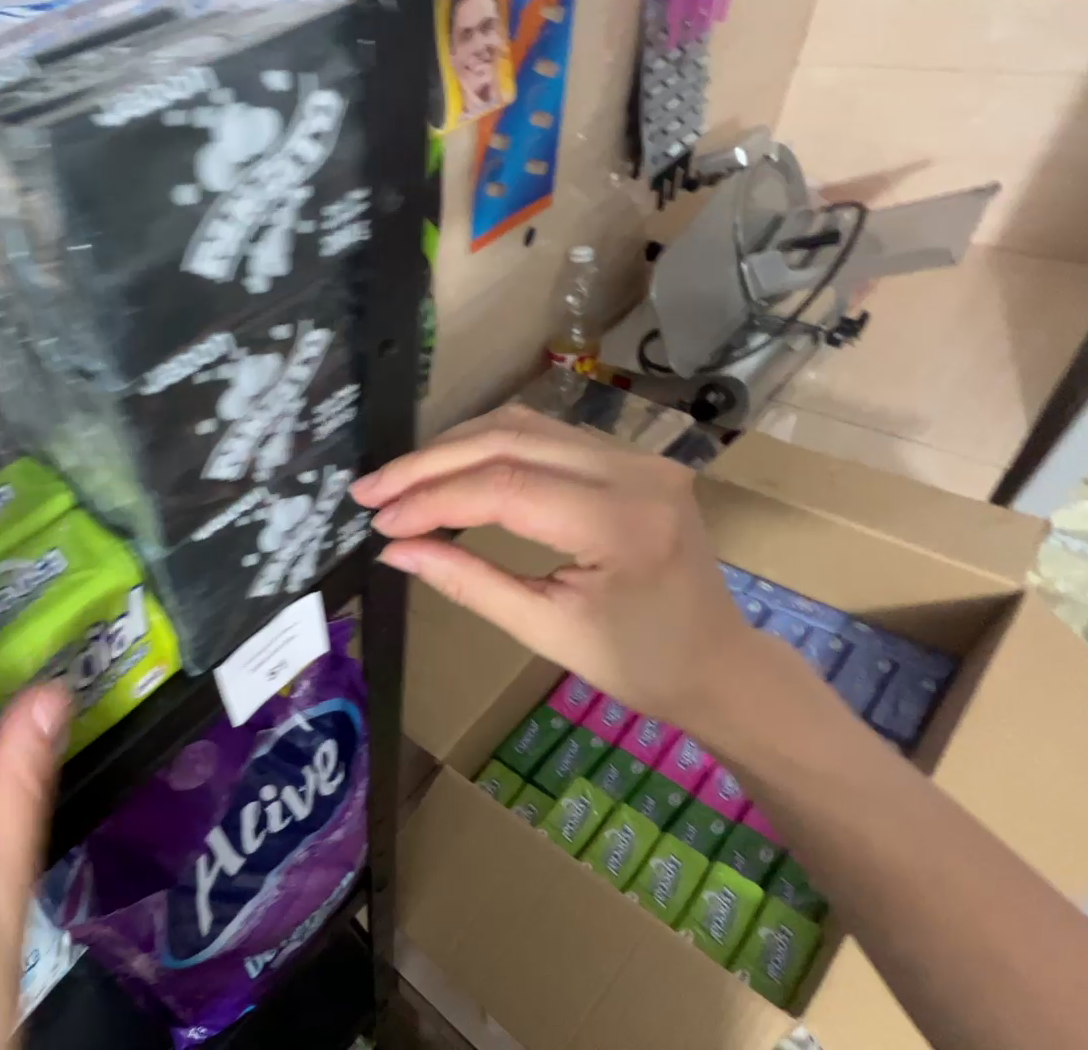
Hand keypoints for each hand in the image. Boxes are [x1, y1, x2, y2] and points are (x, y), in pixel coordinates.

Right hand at [349, 404, 759, 726]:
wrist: (717, 661)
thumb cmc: (636, 662)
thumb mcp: (544, 629)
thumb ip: (466, 581)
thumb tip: (393, 550)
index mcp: (621, 523)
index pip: (505, 488)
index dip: (431, 499)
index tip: (379, 521)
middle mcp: (634, 472)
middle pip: (508, 440)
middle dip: (427, 464)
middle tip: (369, 491)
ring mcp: (636, 456)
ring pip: (521, 425)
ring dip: (450, 447)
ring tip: (398, 480)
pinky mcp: (627, 456)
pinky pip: (542, 434)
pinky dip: (483, 447)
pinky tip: (446, 468)